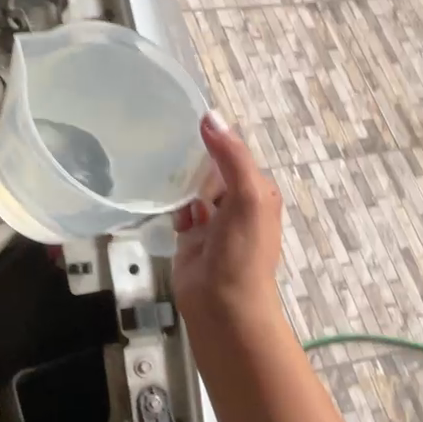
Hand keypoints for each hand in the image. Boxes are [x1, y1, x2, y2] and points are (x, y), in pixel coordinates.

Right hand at [172, 111, 282, 326]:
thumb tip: (209, 116)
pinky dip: (174, 210)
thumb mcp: (246, 196)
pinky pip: (179, 213)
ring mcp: (213, 223)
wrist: (223, 305)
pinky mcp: (190, 239)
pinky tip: (171, 213)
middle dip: (193, 164)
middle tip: (167, 148)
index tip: (187, 123)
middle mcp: (237, 204)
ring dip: (181, 188)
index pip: (234, 155)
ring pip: (193, 191)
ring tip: (165, 178)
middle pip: (211, 171)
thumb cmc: (242, 250)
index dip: (214, 141)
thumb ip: (231, 156)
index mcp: (257, 191)